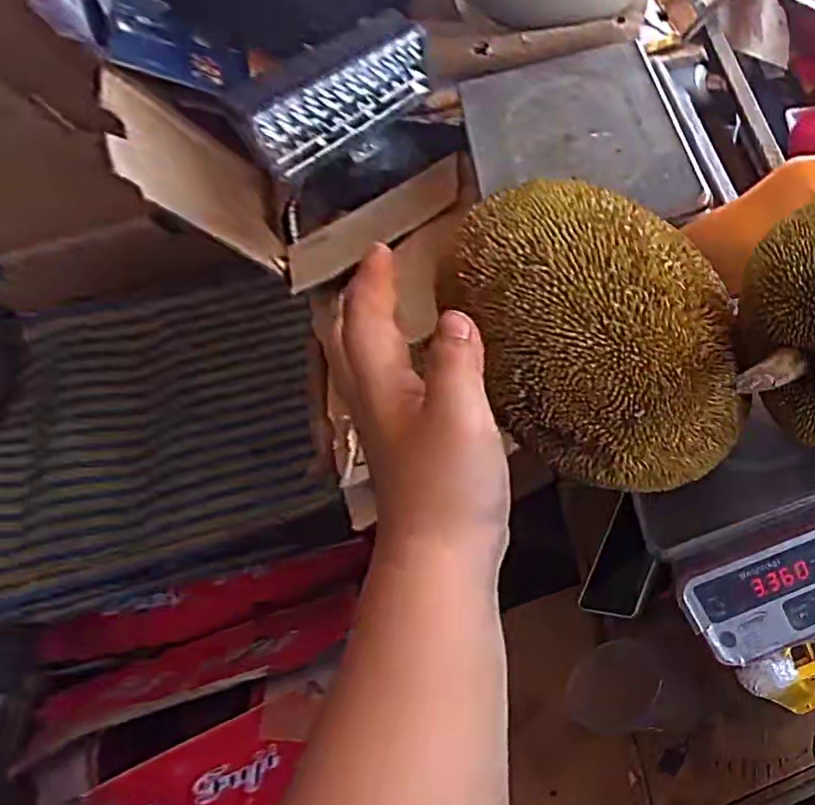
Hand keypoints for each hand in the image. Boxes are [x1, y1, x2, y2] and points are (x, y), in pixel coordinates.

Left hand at [330, 245, 509, 571]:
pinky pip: (402, 389)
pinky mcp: (415, 448)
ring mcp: (393, 428)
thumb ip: (459, 363)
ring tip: (405, 316)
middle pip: (353, 339)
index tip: (383, 248)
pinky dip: (412, 366)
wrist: (445, 546)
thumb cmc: (451, 483)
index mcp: (382, 385)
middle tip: (383, 278)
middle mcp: (377, 401)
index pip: (367, 318)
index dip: (374, 281)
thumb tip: (457, 317)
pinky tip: (437, 376)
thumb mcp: (462, 416)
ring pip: (373, 365)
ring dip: (382, 333)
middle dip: (362, 303)